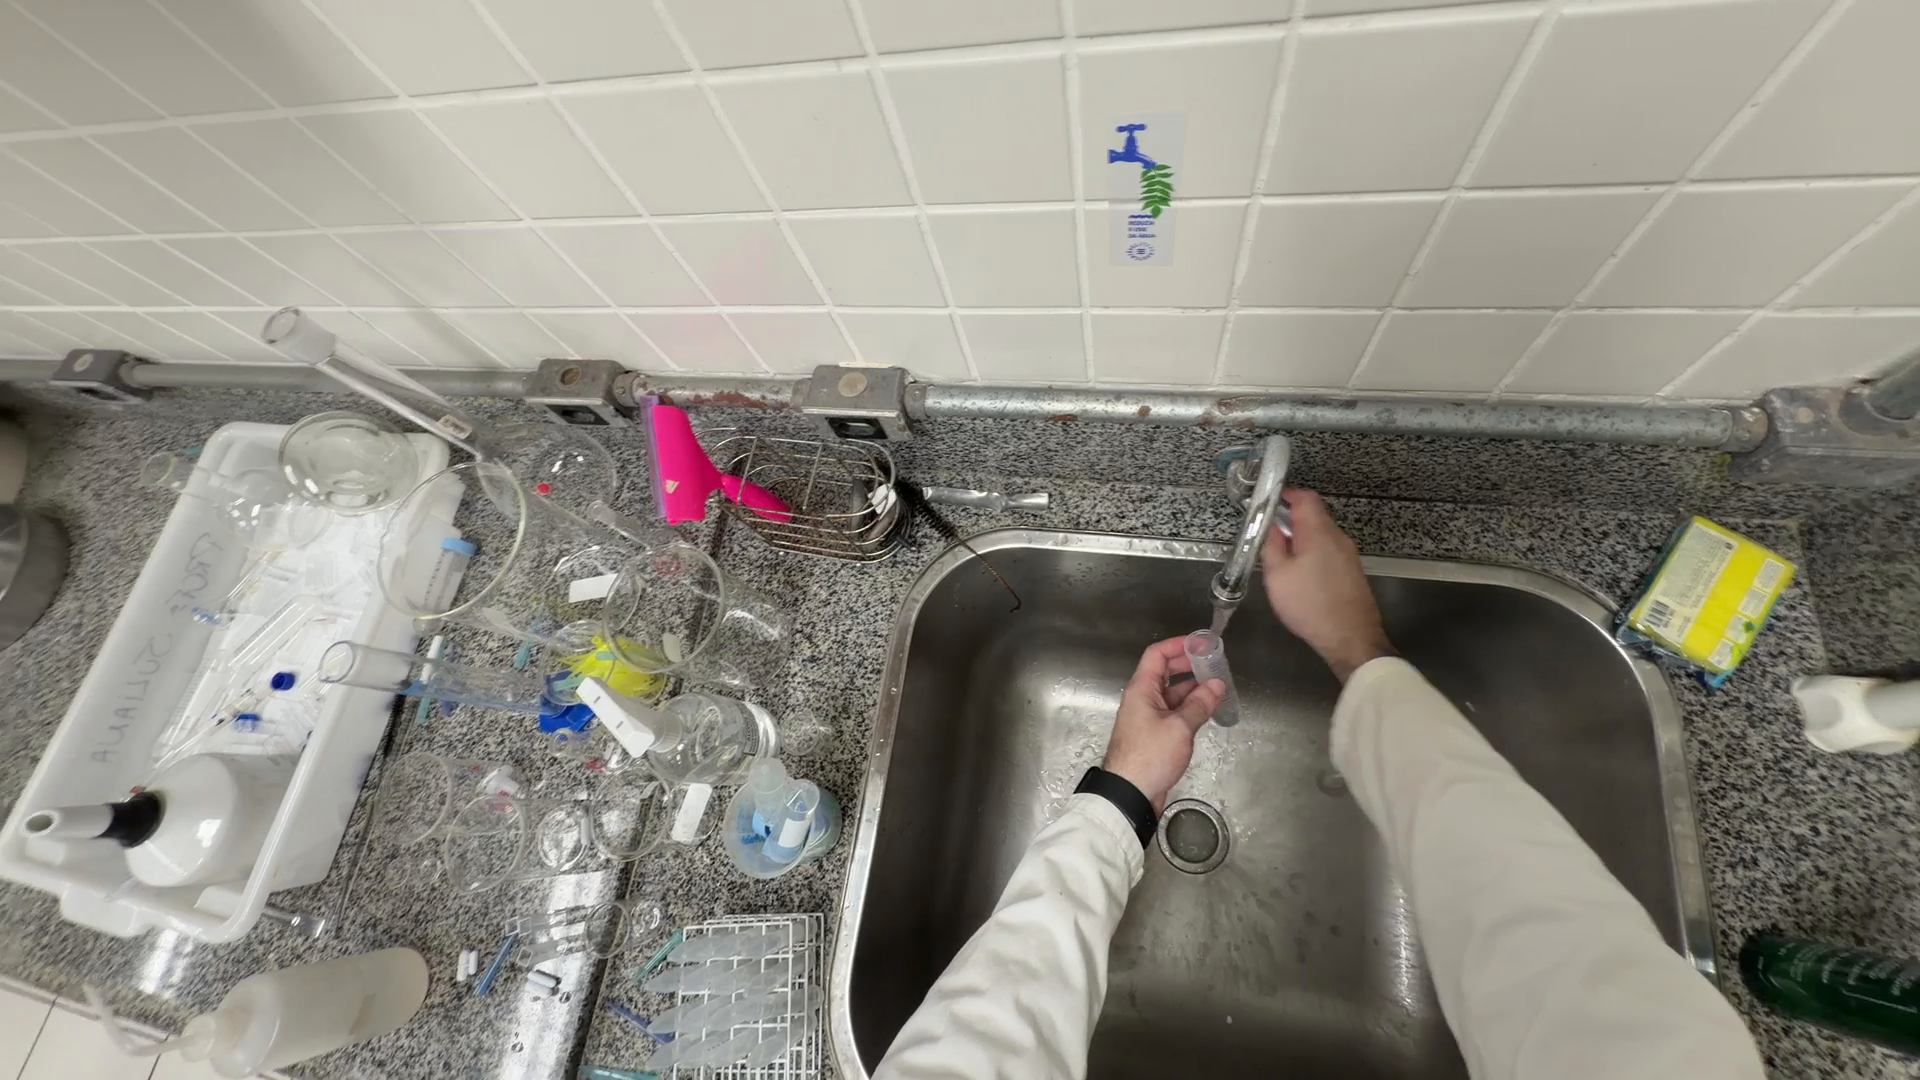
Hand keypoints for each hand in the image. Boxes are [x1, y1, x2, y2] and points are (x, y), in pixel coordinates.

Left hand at [1102, 637, 1226, 813]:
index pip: (1156, 655)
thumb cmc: (1151, 755)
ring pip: (1171, 693)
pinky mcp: (1155, 734)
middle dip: (1188, 665)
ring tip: (1218, 686)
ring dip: (1192, 688)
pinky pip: (1173, 711)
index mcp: (1141, 689)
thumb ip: (1199, 704)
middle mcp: (1142, 698)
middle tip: (1213, 663)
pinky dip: (1189, 707)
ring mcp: (1148, 716)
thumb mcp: (1179, 727)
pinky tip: (1207, 709)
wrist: (1131, 793)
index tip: (1200, 643)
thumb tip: (1216, 684)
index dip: (1177, 645)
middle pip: (1164, 672)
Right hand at [1261, 489, 1394, 682]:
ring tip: (1281, 554)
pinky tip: (1300, 571)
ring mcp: (1348, 554)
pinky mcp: (1352, 569)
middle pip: (1316, 514)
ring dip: (1302, 536)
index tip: (1269, 502)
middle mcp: (1338, 538)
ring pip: (1322, 533)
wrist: (1350, 637)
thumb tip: (1270, 524)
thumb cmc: (1308, 605)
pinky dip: (1312, 549)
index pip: (1307, 498)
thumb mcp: (1277, 576)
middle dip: (1291, 517)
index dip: (1287, 494)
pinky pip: (1329, 548)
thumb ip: (1271, 545)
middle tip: (1268, 531)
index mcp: (1318, 533)